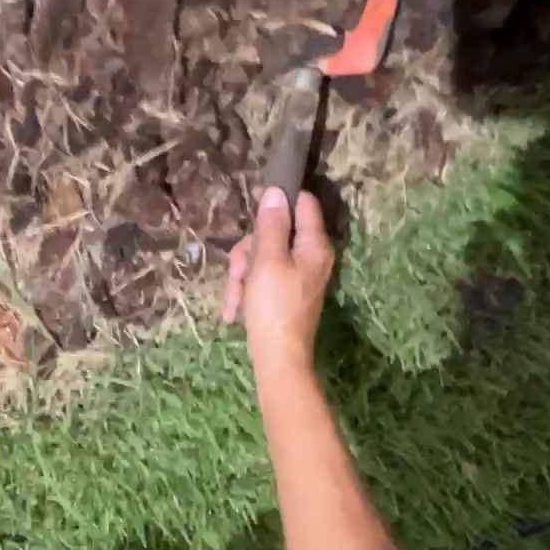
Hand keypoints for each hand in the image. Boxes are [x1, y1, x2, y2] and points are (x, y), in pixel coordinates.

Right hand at [223, 187, 333, 377]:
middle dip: (248, 252)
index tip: (253, 196)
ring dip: (242, 276)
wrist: (278, 358)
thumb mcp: (268, 261)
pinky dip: (246, 292)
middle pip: (275, 233)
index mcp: (314, 245)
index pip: (303, 204)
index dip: (279, 196)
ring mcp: (298, 277)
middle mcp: (310, 258)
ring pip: (262, 259)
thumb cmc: (274, 307)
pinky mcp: (285, 295)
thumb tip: (275, 192)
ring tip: (236, 300)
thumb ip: (271, 225)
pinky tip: (236, 311)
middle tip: (239, 271)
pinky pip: (262, 280)